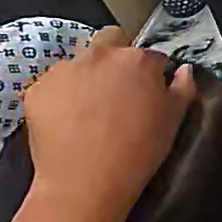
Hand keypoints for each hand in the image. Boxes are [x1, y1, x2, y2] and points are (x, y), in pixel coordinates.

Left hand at [21, 28, 195, 221]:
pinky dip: (63, 95)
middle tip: (119, 88)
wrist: (86, 182)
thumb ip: (183, 87)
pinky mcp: (37, 89)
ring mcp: (65, 70)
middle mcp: (100, 56)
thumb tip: (184, 70)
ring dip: (88, 75)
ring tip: (91, 109)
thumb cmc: (139, 150)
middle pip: (111, 39)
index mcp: (138, 60)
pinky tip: (70, 119)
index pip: (152, 55)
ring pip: (81, 62)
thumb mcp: (174, 120)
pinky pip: (55, 83)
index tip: (150, 90)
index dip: (154, 72)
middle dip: (117, 56)